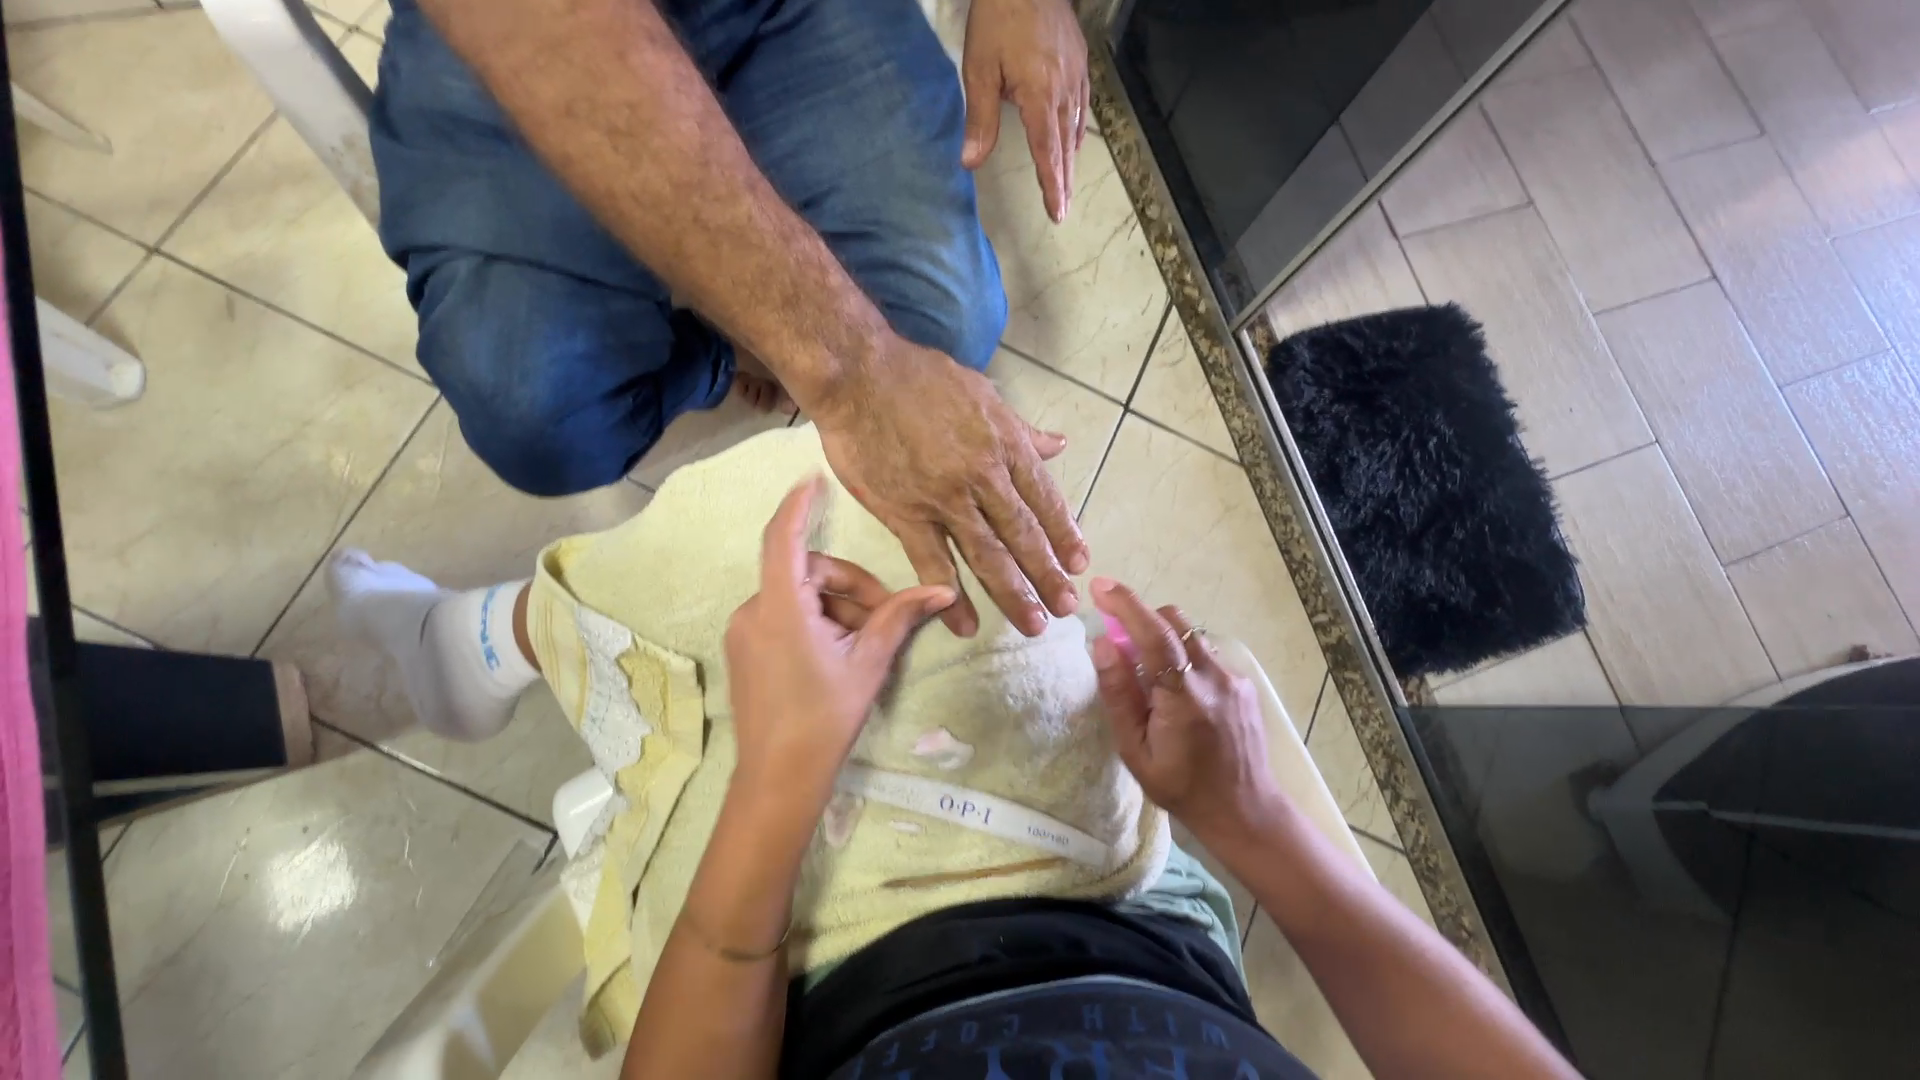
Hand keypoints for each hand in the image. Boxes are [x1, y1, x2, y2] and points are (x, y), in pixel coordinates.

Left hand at [726, 476, 955, 808]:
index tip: (813, 478)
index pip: (786, 538)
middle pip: (807, 573)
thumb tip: (943, 589)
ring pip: (799, 597)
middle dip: (851, 587)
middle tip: (887, 617)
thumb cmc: (825, 718)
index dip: (799, 505)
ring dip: (837, 608)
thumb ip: (900, 617)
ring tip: (866, 645)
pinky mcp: (745, 651)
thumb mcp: (869, 662)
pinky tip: (839, 654)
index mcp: (781, 607)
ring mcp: (745, 632)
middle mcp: (754, 611)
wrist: (779, 778)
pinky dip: (816, 622)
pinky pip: (784, 617)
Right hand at [817, 337, 1086, 638]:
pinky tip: (965, 624)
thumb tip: (1059, 446)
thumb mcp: (984, 393)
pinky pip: (933, 563)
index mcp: (1005, 445)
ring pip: (988, 554)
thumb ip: (1022, 429)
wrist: (859, 376)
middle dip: (1047, 574)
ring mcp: (945, 499)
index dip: (1064, 533)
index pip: (1044, 499)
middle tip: (1065, 606)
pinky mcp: (906, 515)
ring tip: (1033, 624)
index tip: (1078, 563)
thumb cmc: (920, 377)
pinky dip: (950, 597)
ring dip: (1013, 593)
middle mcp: (983, 477)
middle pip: (1023, 534)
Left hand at [959, 0, 1090, 222]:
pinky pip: (1081, 106)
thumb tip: (971, 162)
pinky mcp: (1079, 62)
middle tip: (1063, 210)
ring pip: (1075, 128)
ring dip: (1070, 160)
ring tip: (1066, 184)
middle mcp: (1063, 92)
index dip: (1052, 186)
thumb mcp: (979, 69)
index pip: (1047, 153)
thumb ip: (980, 119)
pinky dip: (1076, 129)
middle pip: (1064, 148)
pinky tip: (1073, 139)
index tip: (1056, 212)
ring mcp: (1075, 76)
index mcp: (1040, 98)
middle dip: (1064, 181)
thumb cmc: (998, 19)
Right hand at [1088, 578, 1285, 842]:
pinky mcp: (1244, 684)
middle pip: (1175, 621)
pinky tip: (1181, 697)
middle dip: (1143, 618)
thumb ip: (1118, 694)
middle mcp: (1213, 678)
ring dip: (1165, 639)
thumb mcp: (1135, 751)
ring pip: (1192, 634)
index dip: (1126, 604)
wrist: (1244, 811)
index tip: (1100, 587)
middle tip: (1119, 641)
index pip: (1153, 634)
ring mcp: (1233, 679)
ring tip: (1151, 677)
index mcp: (1182, 697)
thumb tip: (1102, 644)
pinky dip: (1185, 660)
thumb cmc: (1180, 787)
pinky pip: (1207, 655)